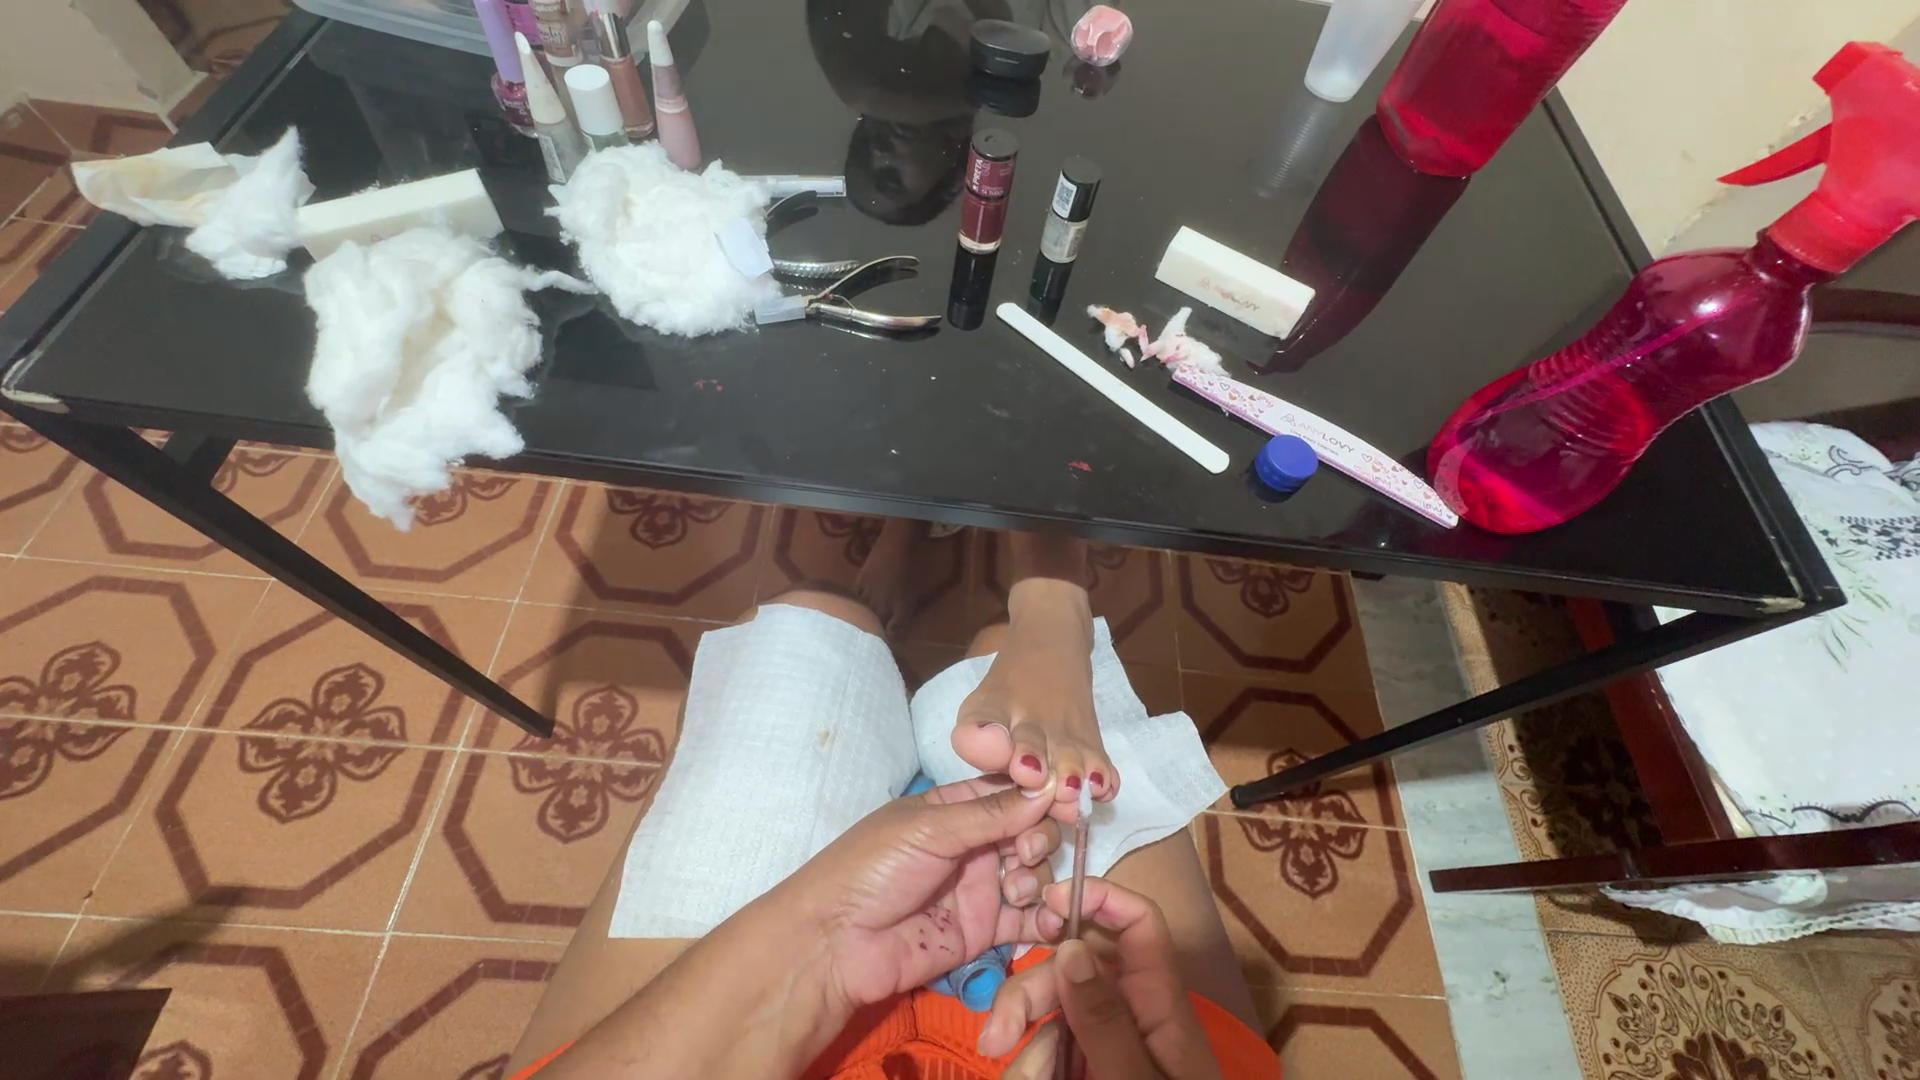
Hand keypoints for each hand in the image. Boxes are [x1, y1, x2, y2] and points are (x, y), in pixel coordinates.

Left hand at [775, 777, 1063, 1010]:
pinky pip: (1025, 921)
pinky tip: (1051, 919)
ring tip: (1017, 890)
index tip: (1067, 798)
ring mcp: (978, 889)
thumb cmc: (874, 868)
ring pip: (1032, 874)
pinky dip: (1044, 919)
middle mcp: (971, 845)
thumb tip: (1047, 784)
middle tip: (1022, 854)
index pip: (1009, 792)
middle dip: (1038, 838)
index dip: (1039, 794)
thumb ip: (991, 813)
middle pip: (1028, 832)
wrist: (835, 945)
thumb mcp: (930, 829)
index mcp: (954, 809)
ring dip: (1039, 878)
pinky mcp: (983, 932)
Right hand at [982, 881, 1222, 1079]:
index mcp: (1159, 1003)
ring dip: (1026, 1046)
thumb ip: (1104, 1020)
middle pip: (1075, 967)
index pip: (1139, 924)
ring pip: (1054, 1013)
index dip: (1099, 898)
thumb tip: (1072, 945)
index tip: (1046, 907)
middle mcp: (1132, 1013)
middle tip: (996, 1038)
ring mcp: (1108, 1045)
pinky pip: (1051, 1052)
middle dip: (1030, 994)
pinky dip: (1032, 1067)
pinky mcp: (1087, 1071)